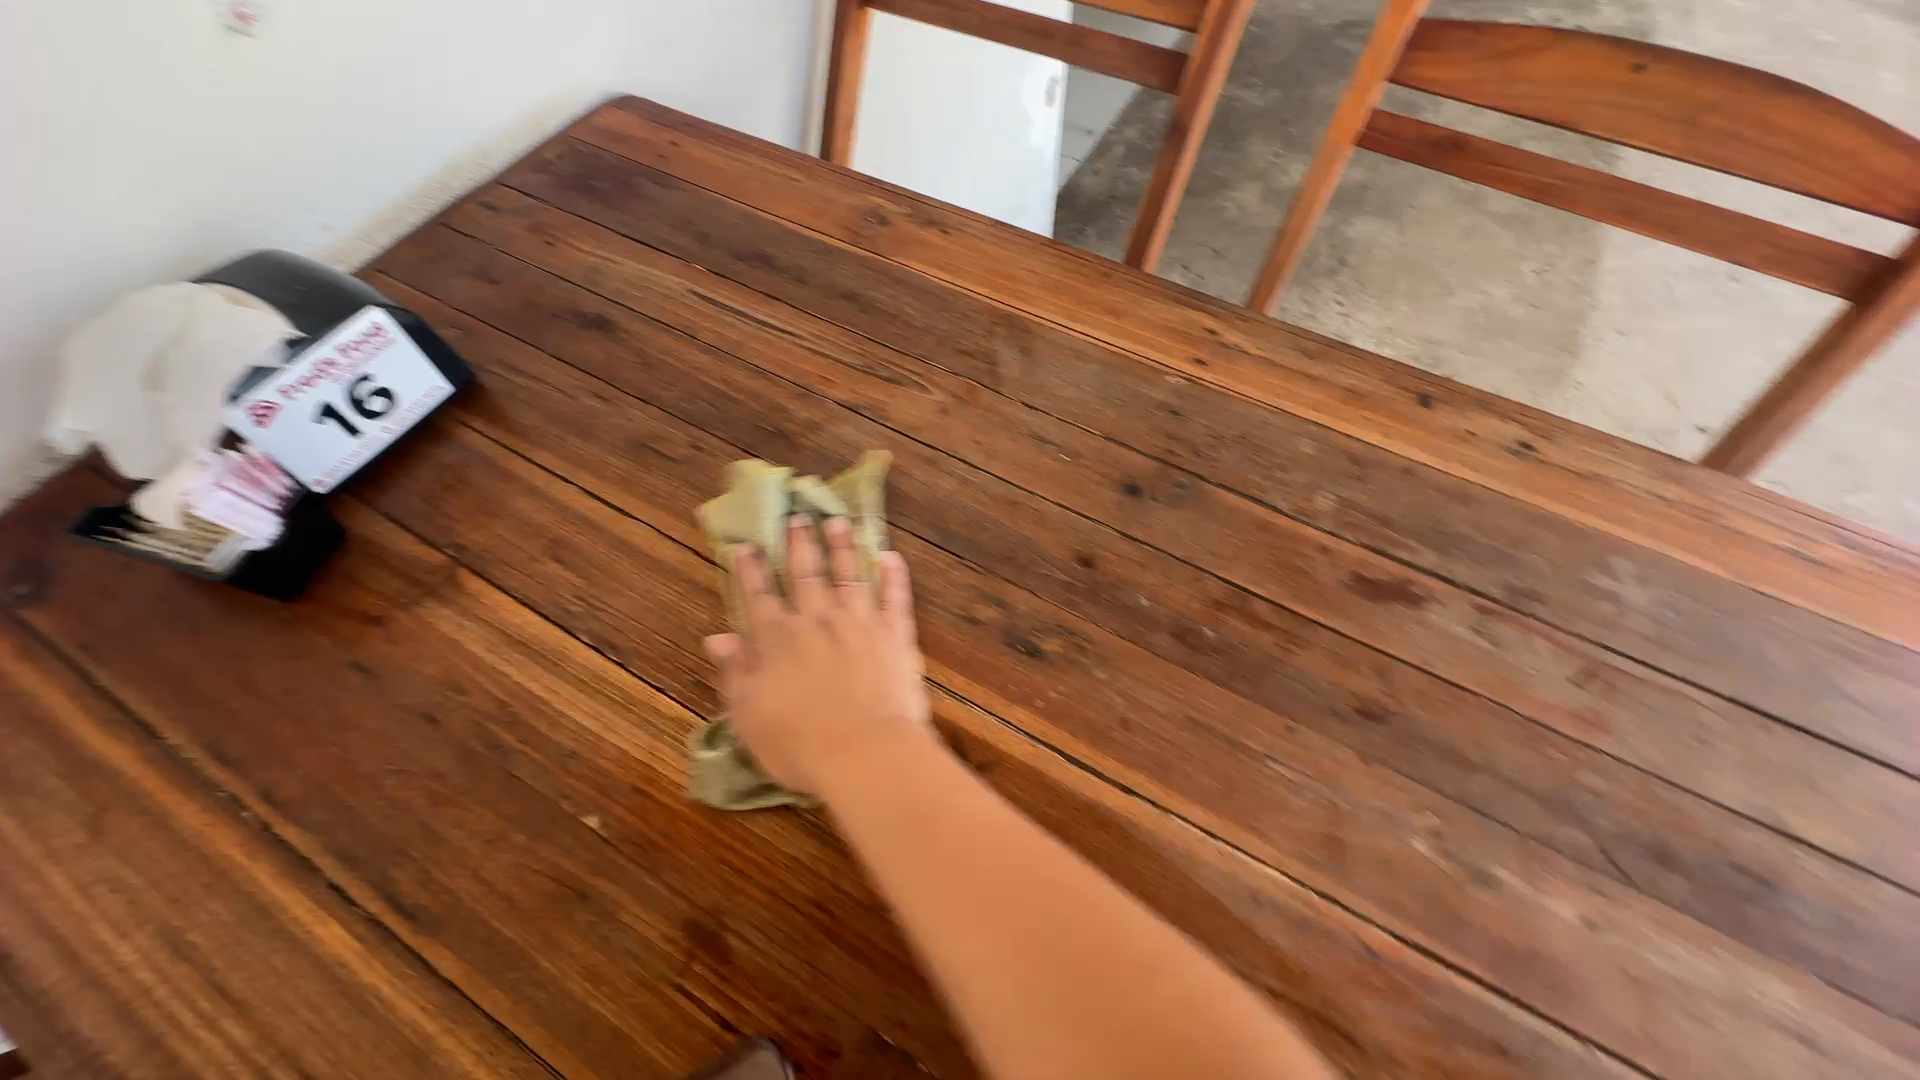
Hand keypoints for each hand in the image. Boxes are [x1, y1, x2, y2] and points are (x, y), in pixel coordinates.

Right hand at [705, 515, 935, 795]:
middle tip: (797, 518)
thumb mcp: (748, 716)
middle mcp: (819, 622)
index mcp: (779, 640)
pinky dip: (893, 576)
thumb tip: (718, 637)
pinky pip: (895, 598)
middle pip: (807, 575)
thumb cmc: (799, 744)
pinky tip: (890, 556)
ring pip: (850, 575)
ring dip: (843, 547)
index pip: (759, 597)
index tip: (746, 545)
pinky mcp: (896, 636)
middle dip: (799, 545)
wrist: (864, 753)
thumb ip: (735, 673)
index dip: (751, 570)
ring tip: (838, 521)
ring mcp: (861, 624)